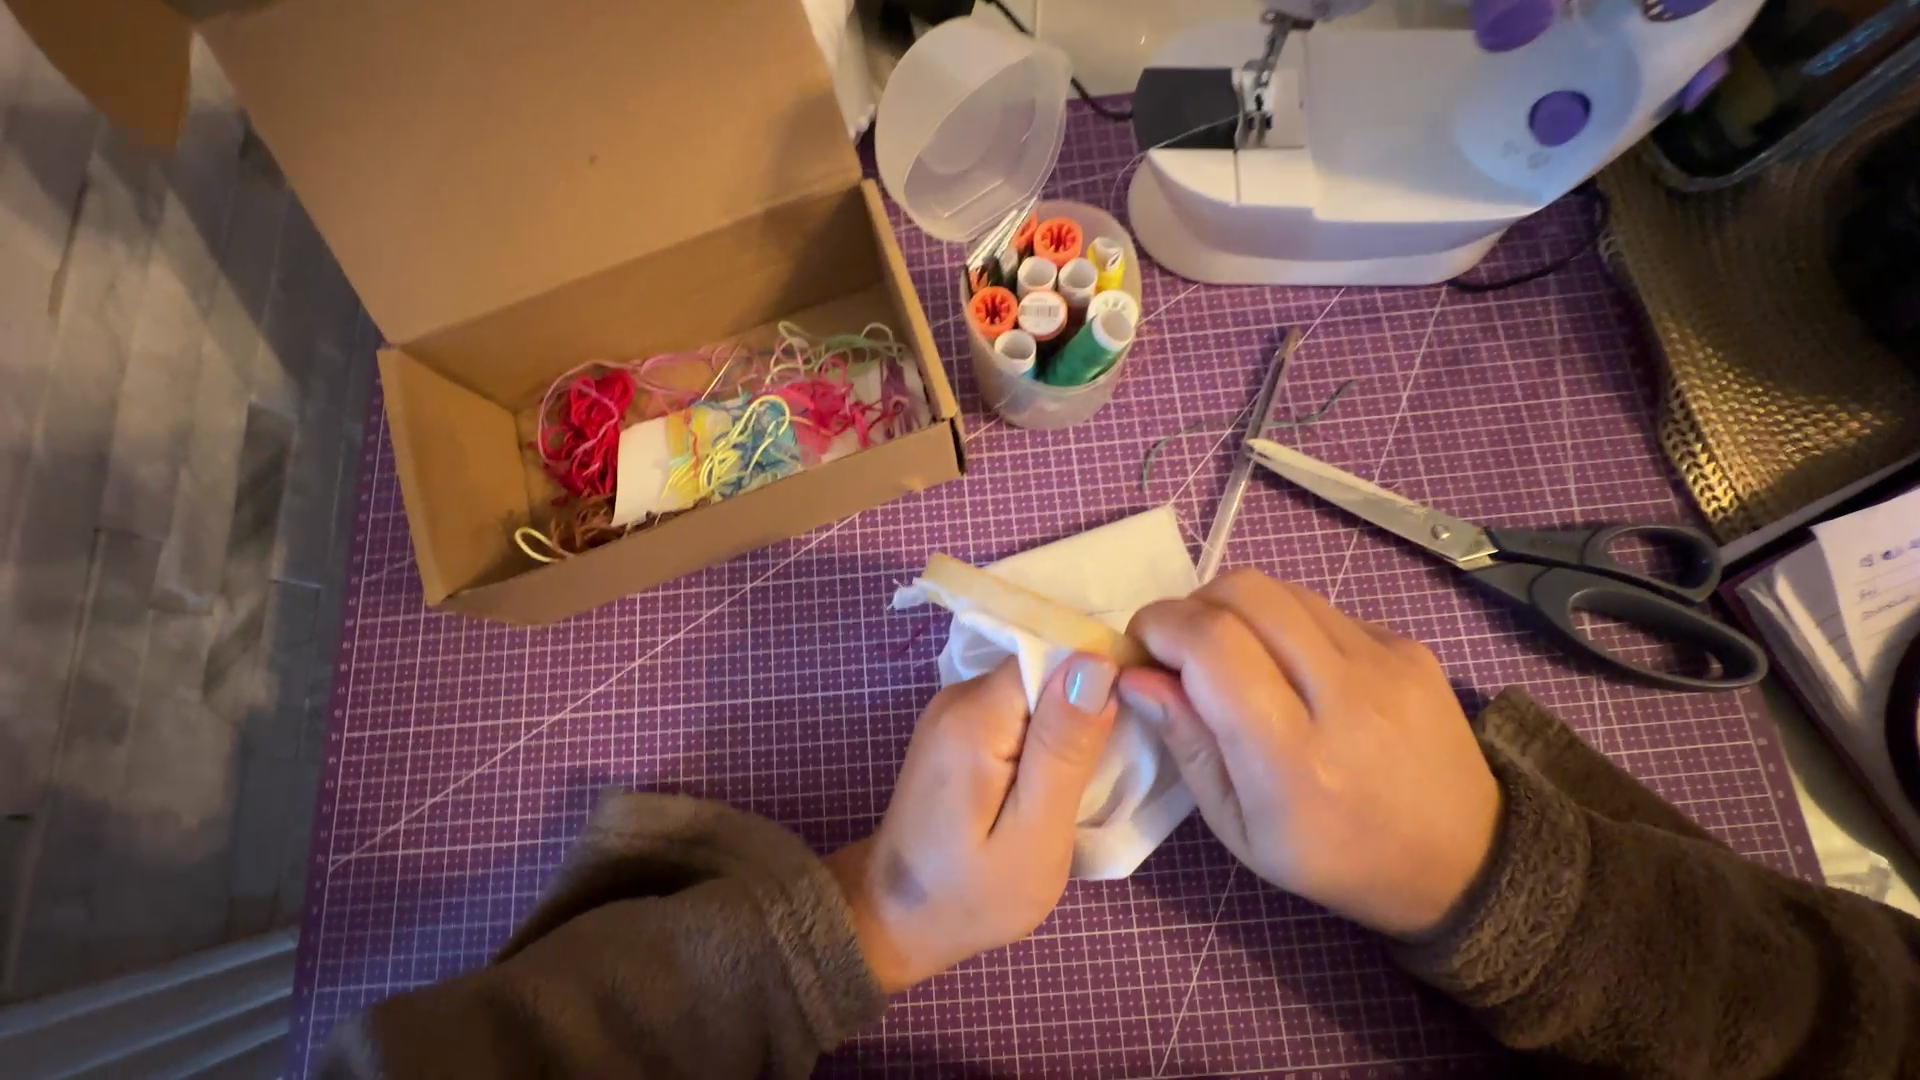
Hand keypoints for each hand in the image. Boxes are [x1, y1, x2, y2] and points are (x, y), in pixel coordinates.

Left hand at [826, 656, 1118, 990]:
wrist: (896, 918)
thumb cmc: (970, 893)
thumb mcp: (1033, 834)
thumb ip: (1064, 748)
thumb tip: (1096, 663)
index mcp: (977, 716)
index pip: (1050, 655)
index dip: (1097, 678)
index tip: (1130, 722)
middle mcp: (960, 696)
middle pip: (1042, 669)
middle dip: (1083, 706)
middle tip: (1108, 766)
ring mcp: (954, 710)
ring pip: (1032, 690)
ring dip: (1064, 724)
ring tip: (1084, 777)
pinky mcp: (958, 728)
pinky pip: (1015, 710)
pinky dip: (1042, 735)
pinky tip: (1052, 777)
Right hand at [1120, 570, 1499, 939]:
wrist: (1463, 861)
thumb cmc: (1332, 856)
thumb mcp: (1238, 827)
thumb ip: (1186, 744)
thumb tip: (1135, 676)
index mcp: (1294, 756)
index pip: (1213, 644)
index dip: (1161, 626)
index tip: (1140, 647)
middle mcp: (1344, 694)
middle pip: (1243, 593)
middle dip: (1190, 606)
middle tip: (1178, 646)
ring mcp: (1385, 662)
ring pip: (1280, 590)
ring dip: (1234, 609)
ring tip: (1231, 654)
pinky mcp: (1408, 647)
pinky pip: (1320, 607)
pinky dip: (1282, 623)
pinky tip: (1291, 667)